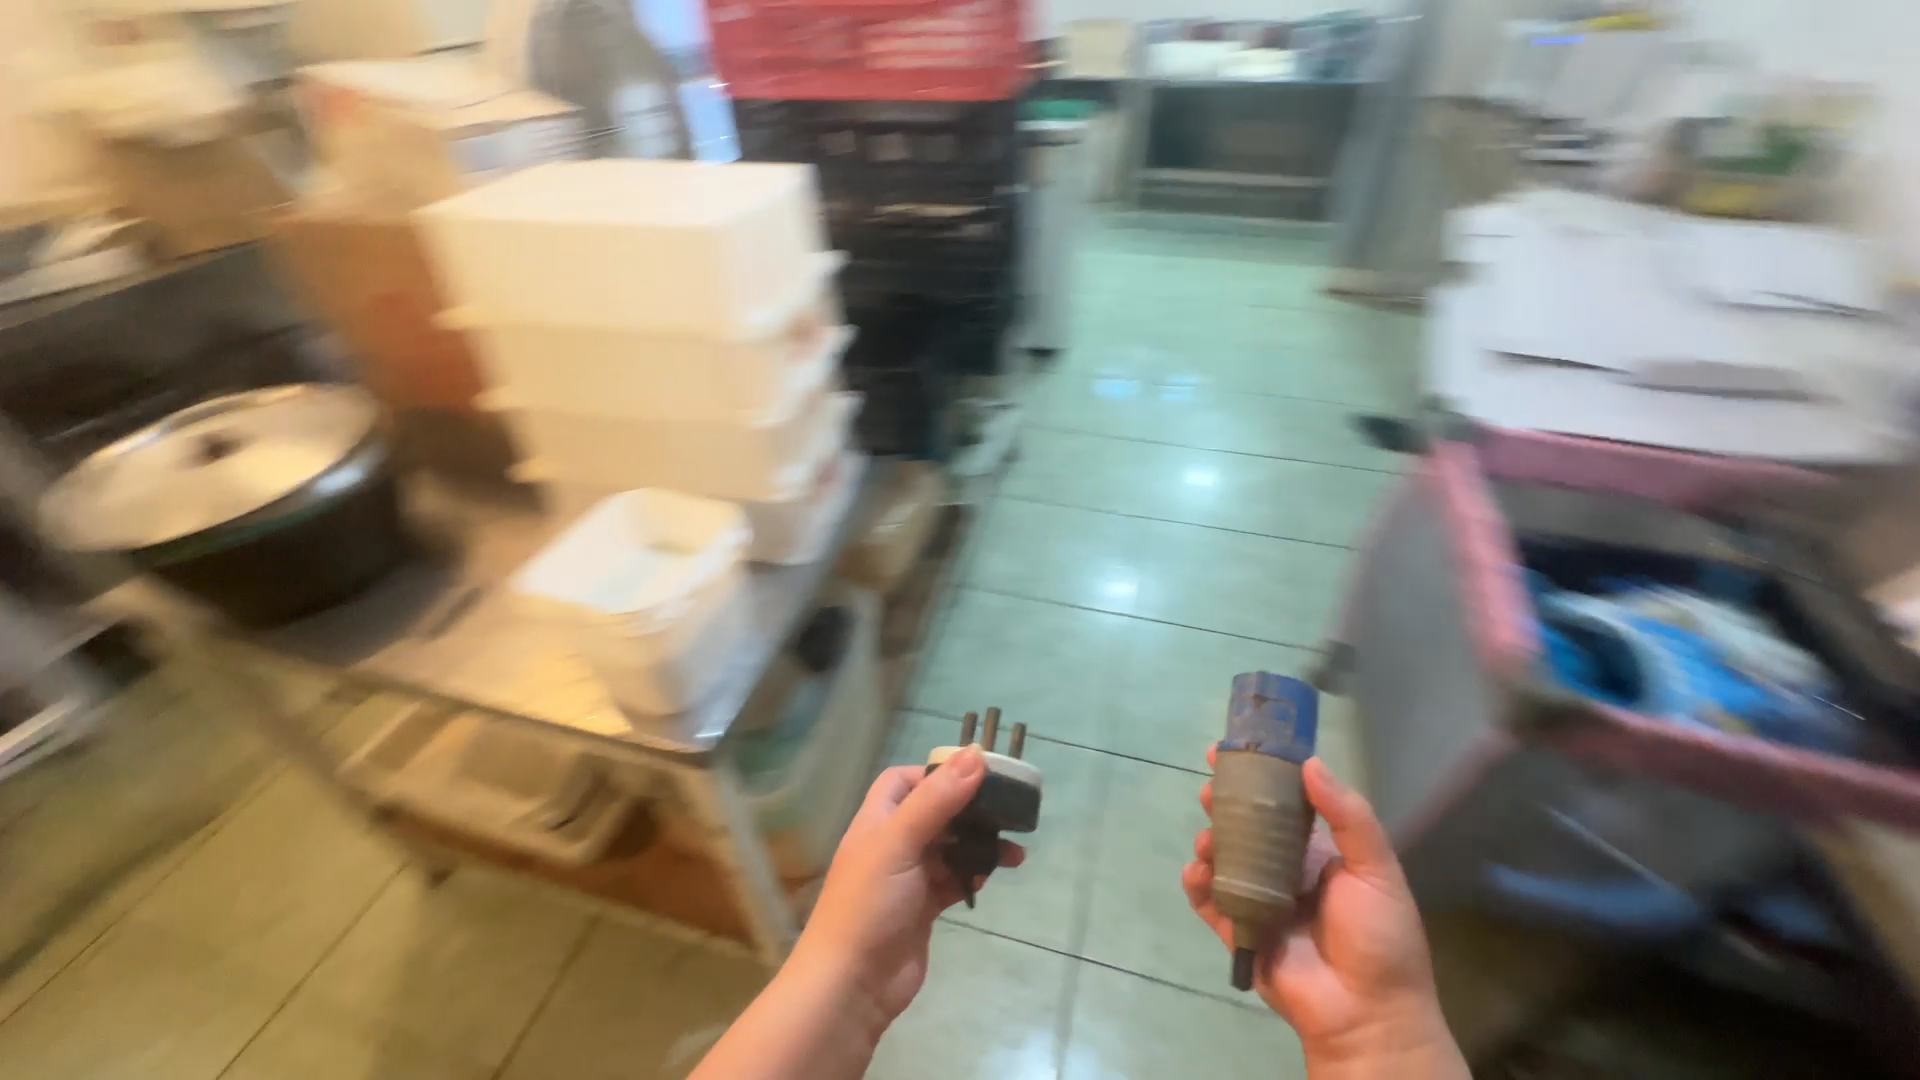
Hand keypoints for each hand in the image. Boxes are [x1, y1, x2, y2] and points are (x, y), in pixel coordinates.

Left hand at [792, 747, 1024, 1028]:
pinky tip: (995, 875)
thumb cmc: (870, 903)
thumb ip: (939, 798)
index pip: (903, 780)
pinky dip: (975, 874)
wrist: (852, 984)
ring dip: (979, 844)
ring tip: (1014, 849)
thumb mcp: (901, 841)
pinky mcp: (924, 907)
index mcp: (877, 819)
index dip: (935, 773)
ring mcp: (908, 877)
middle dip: (969, 809)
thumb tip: (975, 752)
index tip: (974, 775)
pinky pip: (955, 879)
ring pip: (950, 847)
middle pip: (935, 812)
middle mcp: (892, 843)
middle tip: (1008, 809)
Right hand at [1185, 755, 1464, 1077]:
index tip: (1229, 751)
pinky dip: (1198, 884)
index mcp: (1315, 852)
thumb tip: (1309, 762)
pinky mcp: (1239, 931)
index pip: (1281, 802)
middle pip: (1244, 826)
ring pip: (1223, 859)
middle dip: (1223, 804)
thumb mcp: (1377, 870)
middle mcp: (1283, 869)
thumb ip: (1348, 816)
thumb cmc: (1380, 937)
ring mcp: (1258, 899)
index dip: (1256, 775)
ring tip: (1208, 841)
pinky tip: (1198, 873)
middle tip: (1210, 791)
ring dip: (1209, 842)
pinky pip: (1210, 901)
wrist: (1369, 1014)